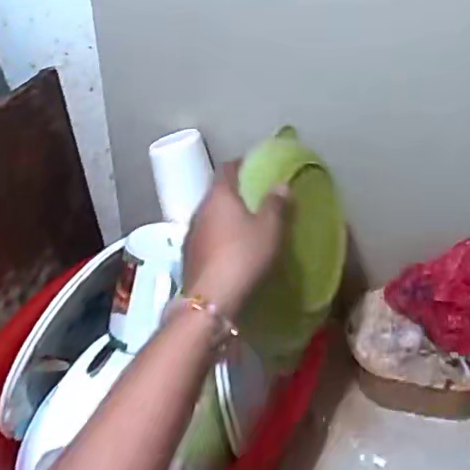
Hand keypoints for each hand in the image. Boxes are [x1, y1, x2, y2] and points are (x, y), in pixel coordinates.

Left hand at [182, 162, 288, 318]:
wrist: (211, 304)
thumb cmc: (243, 256)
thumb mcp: (270, 228)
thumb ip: (276, 204)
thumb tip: (281, 185)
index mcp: (219, 195)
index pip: (227, 168)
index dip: (241, 164)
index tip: (256, 167)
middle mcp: (200, 210)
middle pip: (218, 193)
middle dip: (235, 194)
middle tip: (256, 199)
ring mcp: (191, 235)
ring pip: (211, 217)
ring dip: (226, 219)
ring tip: (246, 226)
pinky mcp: (188, 260)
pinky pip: (207, 239)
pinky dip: (219, 239)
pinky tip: (232, 251)